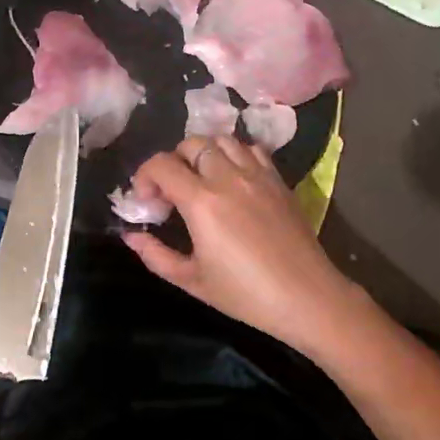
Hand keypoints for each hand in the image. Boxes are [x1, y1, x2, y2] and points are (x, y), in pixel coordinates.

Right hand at [122, 135, 360, 353]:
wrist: (307, 298)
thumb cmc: (244, 294)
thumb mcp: (190, 280)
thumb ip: (155, 254)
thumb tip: (131, 236)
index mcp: (201, 202)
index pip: (162, 165)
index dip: (144, 177)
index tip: (146, 201)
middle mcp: (228, 178)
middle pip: (192, 144)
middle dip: (173, 161)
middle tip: (171, 190)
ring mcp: (258, 176)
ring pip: (223, 140)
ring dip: (204, 153)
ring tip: (201, 179)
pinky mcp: (279, 182)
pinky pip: (252, 151)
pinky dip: (235, 155)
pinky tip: (232, 180)